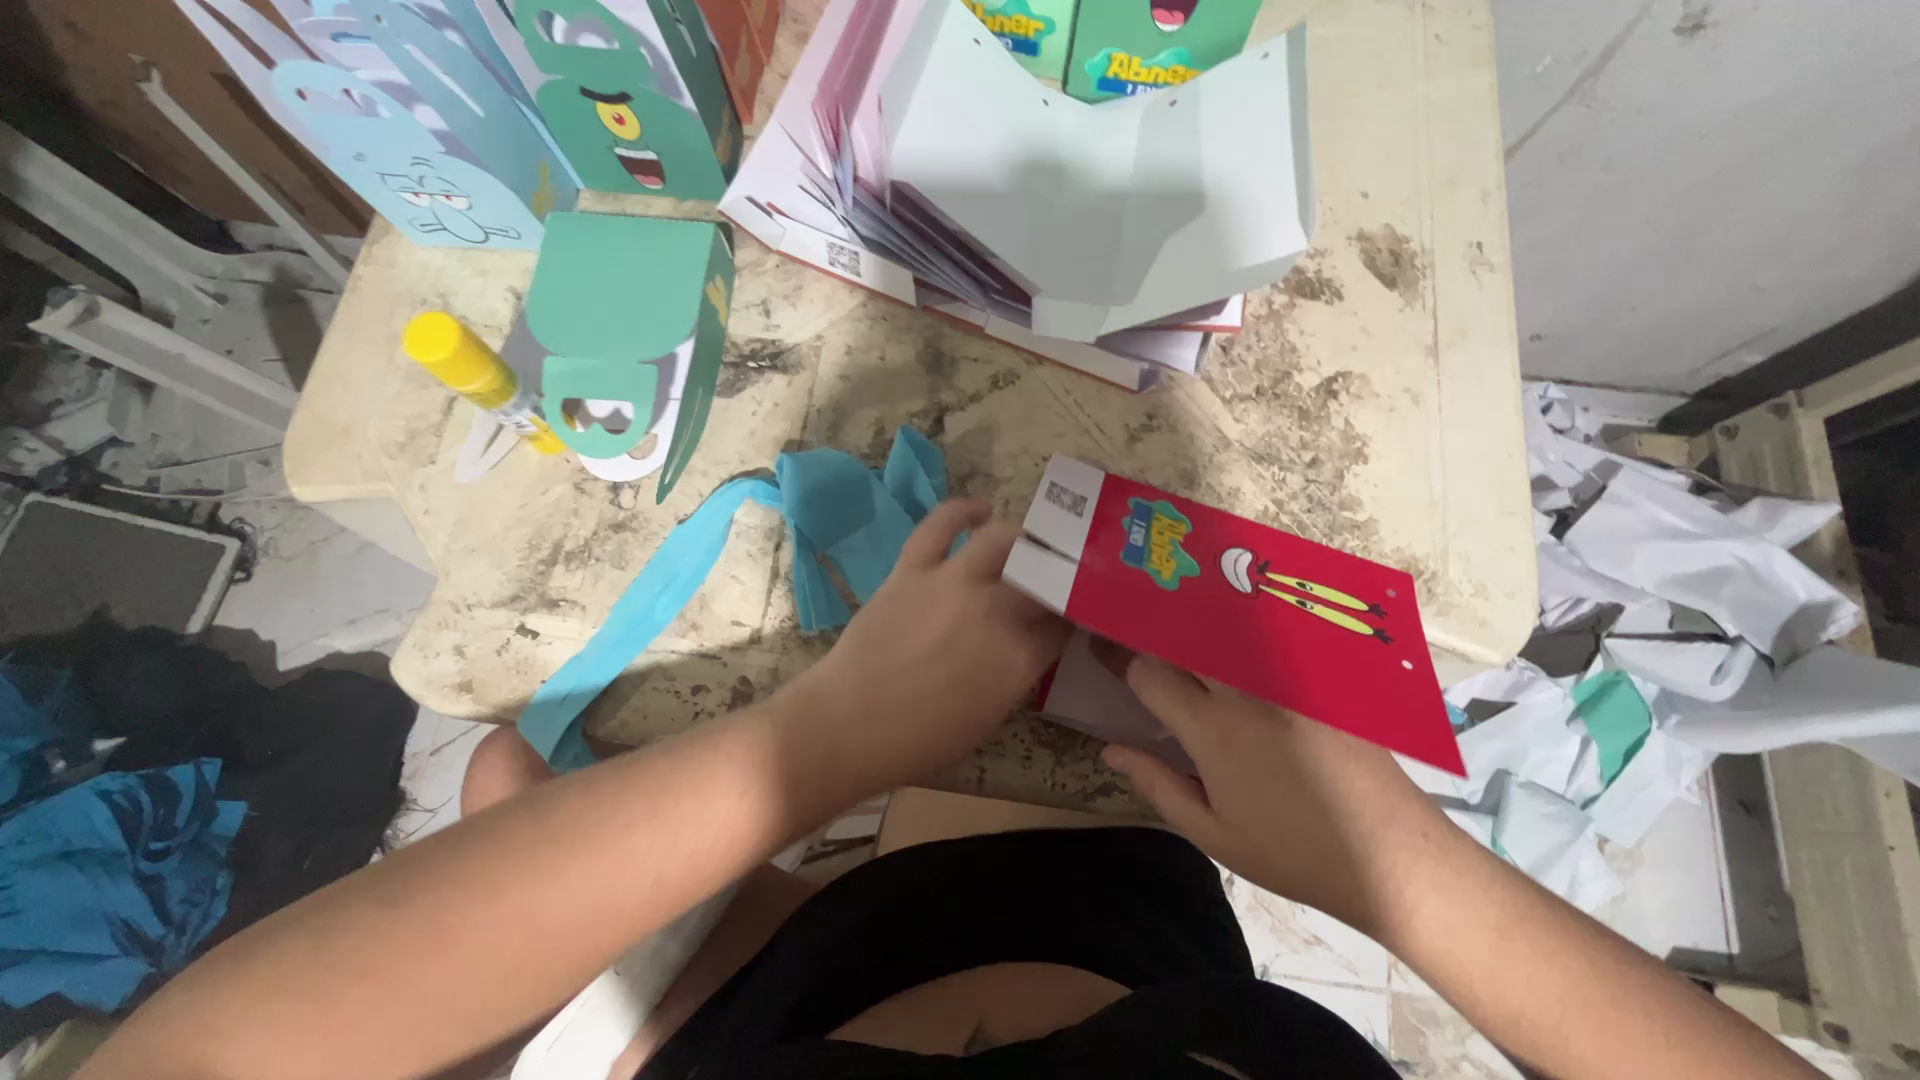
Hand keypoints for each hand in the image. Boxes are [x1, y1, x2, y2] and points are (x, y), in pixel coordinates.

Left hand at [784, 500, 1070, 797]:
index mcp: (1019, 660)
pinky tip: (980, 510)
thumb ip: (1017, 673)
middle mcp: (995, 612)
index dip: (1071, 618)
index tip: (1070, 615)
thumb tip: (1028, 644)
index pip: (1062, 626)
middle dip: (1058, 576)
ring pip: (1003, 540)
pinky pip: (941, 525)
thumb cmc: (920, 739)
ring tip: (1028, 543)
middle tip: (1057, 577)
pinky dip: (963, 510)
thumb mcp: (989, 716)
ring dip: (1024, 538)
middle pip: (1044, 579)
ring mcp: (953, 583)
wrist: (848, 725)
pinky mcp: (913, 568)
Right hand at [1096, 645, 1463, 940]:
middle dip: (1155, 626)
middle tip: (1133, 621)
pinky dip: (1243, 629)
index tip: (1099, 644)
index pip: (1149, 673)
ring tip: (1176, 613)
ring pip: (1230, 630)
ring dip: (1197, 620)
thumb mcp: (1213, 834)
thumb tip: (1110, 750)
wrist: (1393, 856)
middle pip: (1188, 636)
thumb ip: (1158, 784)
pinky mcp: (1322, 680)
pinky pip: (1272, 640)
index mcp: (1213, 732)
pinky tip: (1234, 629)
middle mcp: (1248, 692)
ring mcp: (1289, 680)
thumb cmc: (1293, 853)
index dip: (1117, 657)